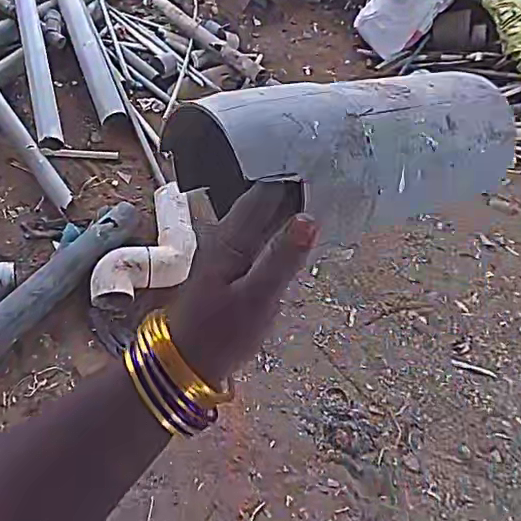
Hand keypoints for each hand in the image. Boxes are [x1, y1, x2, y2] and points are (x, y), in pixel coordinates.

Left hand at [166, 180, 316, 385]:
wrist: (186, 362)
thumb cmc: (218, 334)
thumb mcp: (256, 300)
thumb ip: (282, 260)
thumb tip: (309, 220)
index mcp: (227, 238)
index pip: (263, 194)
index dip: (290, 175)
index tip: (322, 158)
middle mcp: (227, 238)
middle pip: (264, 202)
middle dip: (293, 186)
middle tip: (334, 170)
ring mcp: (231, 252)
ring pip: (266, 219)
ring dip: (290, 206)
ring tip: (327, 190)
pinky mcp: (236, 267)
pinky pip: (264, 238)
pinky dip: (284, 229)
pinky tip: (304, 227)